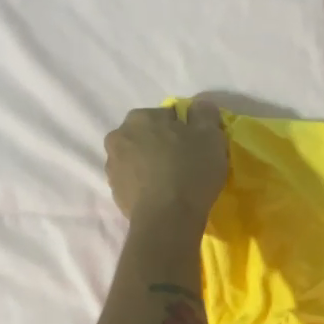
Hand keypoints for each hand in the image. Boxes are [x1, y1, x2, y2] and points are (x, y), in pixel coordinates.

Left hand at [106, 94, 229, 227]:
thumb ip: (205, 114)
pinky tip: (165, 196)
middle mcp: (119, 136)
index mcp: (141, 117)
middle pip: (149, 136)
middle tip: (187, 163)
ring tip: (175, 183)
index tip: (198, 146)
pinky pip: (136, 182)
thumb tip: (200, 106)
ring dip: (153, 165)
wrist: (168, 218)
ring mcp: (113, 165)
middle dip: (165, 145)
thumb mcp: (210, 136)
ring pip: (139, 159)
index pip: (169, 116)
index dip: (187, 130)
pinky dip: (147, 185)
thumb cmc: (191, 170)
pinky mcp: (115, 192)